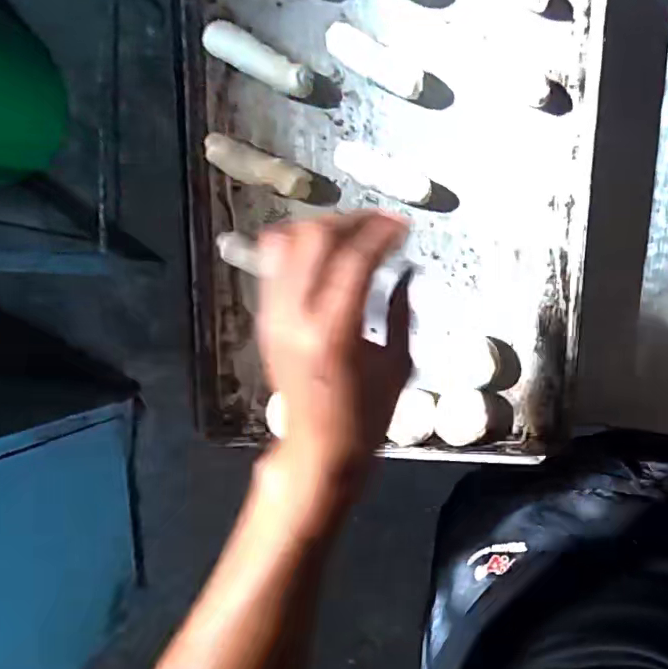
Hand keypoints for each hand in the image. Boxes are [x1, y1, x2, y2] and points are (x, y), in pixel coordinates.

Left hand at [256, 212, 411, 486]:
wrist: (318, 447)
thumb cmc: (365, 416)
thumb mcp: (397, 365)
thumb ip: (399, 311)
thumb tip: (402, 273)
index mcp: (334, 331)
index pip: (354, 258)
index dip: (381, 232)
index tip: (401, 225)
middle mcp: (295, 316)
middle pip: (314, 238)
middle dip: (352, 221)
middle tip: (379, 224)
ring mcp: (274, 315)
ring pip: (287, 241)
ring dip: (323, 228)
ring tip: (352, 232)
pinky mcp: (264, 318)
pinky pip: (273, 263)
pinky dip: (299, 246)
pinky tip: (324, 251)